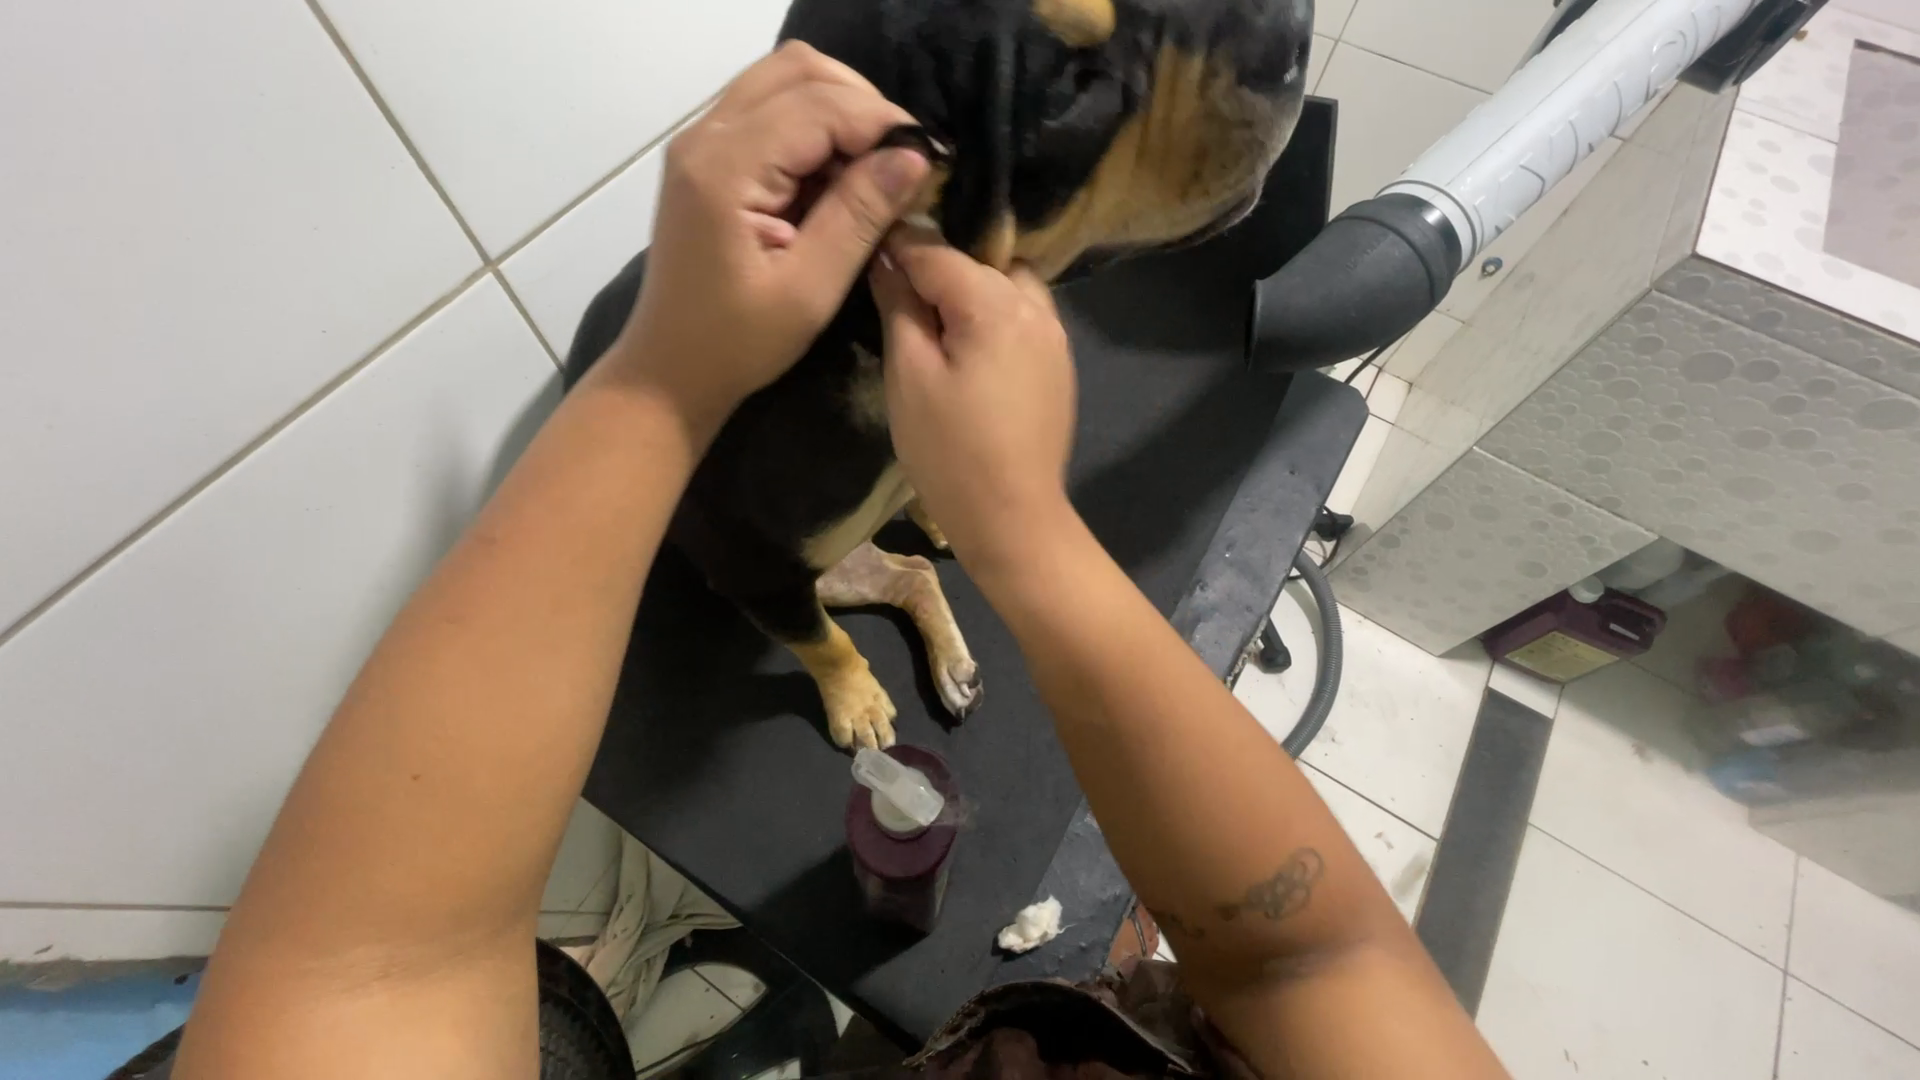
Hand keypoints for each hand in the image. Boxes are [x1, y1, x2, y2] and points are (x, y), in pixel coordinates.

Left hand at [600, 43, 930, 432]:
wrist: (672, 368)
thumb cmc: (740, 343)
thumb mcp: (810, 289)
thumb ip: (859, 215)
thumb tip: (913, 158)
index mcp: (726, 168)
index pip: (819, 104)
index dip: (883, 123)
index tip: (929, 161)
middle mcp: (706, 136)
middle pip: (798, 69)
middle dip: (863, 105)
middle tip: (903, 162)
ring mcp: (701, 143)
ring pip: (783, 82)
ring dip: (840, 113)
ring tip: (875, 171)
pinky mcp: (707, 159)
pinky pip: (769, 113)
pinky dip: (814, 131)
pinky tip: (838, 181)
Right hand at [870, 229, 1077, 566]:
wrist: (1011, 516)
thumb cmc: (950, 450)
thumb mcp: (910, 375)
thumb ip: (899, 305)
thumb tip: (887, 256)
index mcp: (996, 304)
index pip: (938, 252)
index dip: (898, 248)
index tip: (868, 250)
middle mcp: (1036, 307)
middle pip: (978, 263)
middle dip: (938, 270)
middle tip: (899, 296)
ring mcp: (1055, 337)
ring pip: (1008, 285)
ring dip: (974, 291)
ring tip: (940, 323)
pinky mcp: (1060, 365)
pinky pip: (1025, 316)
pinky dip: (997, 315)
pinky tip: (974, 348)